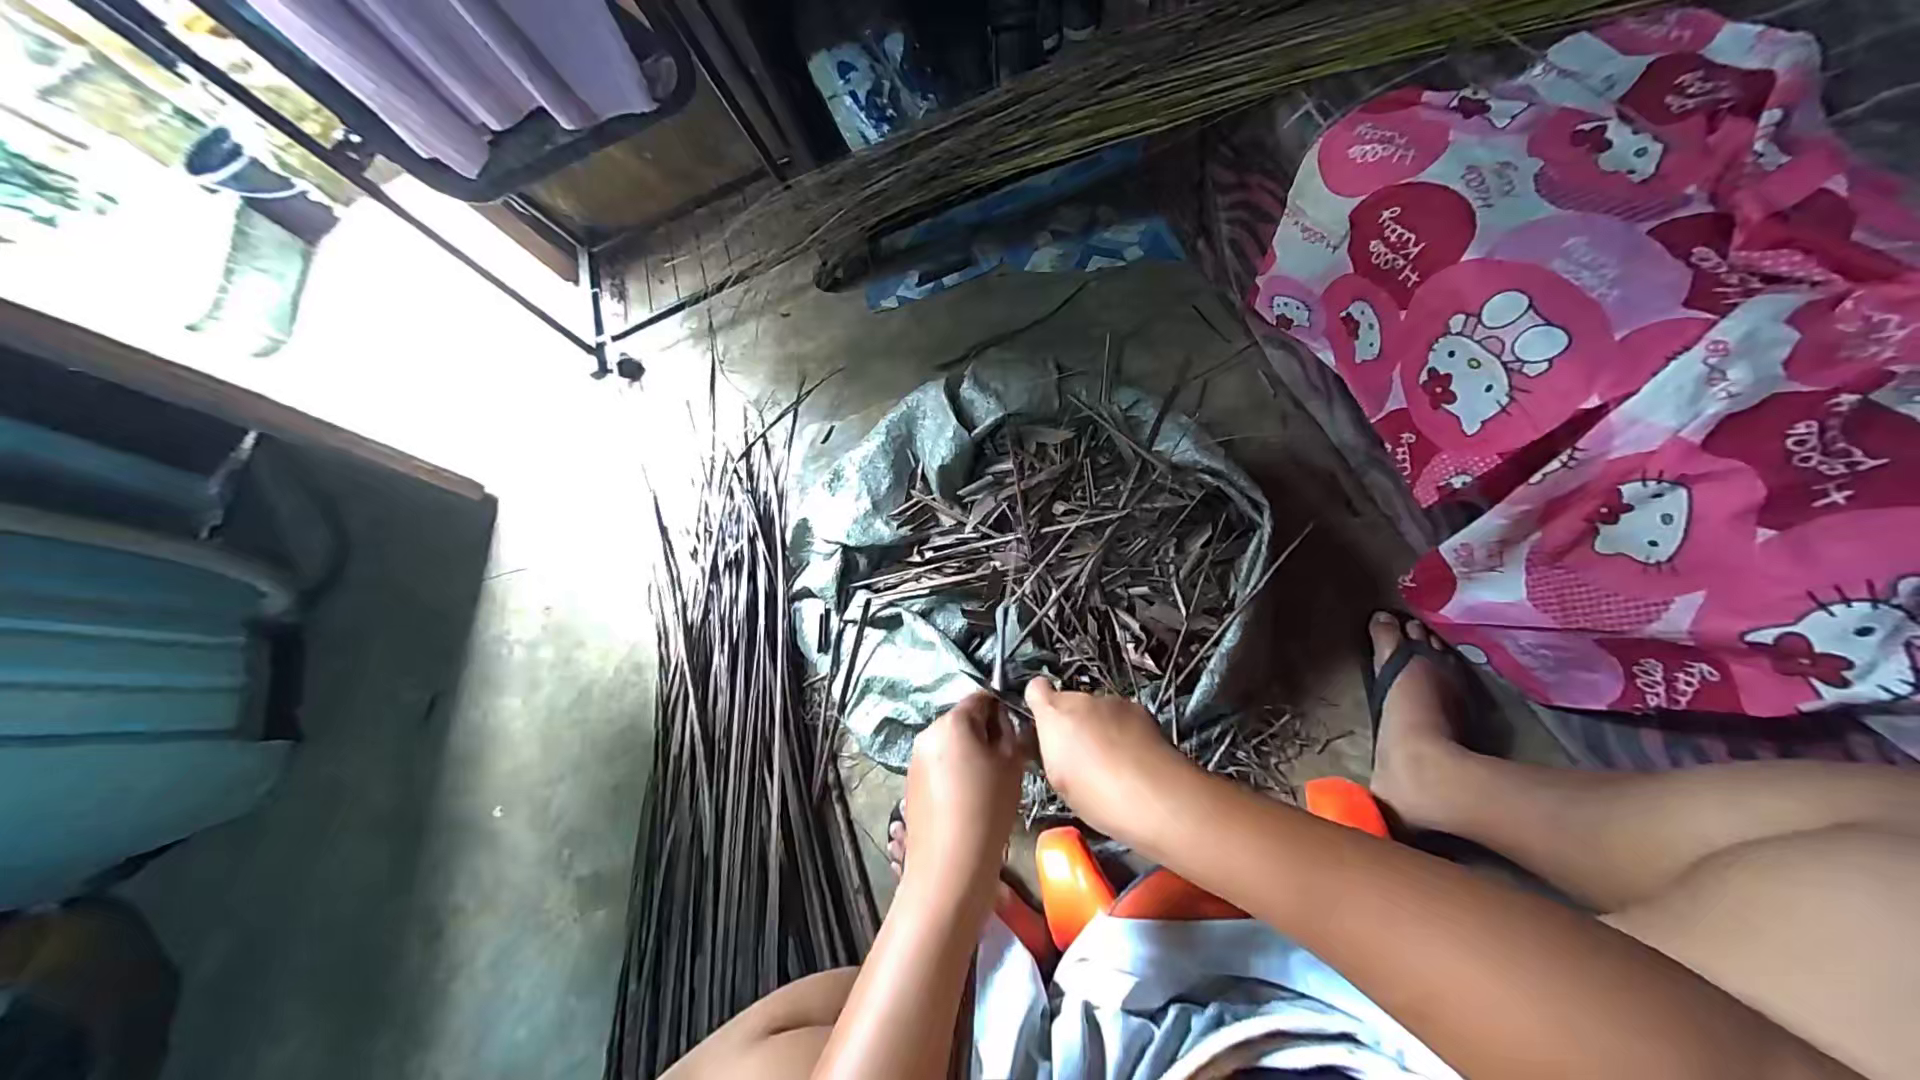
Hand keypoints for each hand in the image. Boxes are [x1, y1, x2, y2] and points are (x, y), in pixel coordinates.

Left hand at [903, 691, 1023, 901]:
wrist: (951, 867)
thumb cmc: (988, 809)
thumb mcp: (1012, 764)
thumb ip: (1009, 732)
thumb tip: (1002, 720)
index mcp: (951, 722)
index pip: (980, 698)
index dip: (1001, 710)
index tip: (1015, 732)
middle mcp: (927, 734)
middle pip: (962, 721)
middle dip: (983, 734)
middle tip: (1004, 761)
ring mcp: (915, 759)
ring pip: (950, 744)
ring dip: (968, 754)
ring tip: (987, 785)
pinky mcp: (911, 784)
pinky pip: (938, 766)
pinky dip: (954, 774)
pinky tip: (968, 800)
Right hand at [1024, 677, 1191, 838]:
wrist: (1156, 795)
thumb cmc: (1097, 795)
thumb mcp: (1059, 780)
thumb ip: (1053, 751)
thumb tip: (1058, 746)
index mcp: (1054, 715)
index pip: (1036, 689)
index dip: (1039, 703)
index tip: (1045, 723)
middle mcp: (1082, 701)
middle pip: (1070, 703)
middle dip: (1074, 723)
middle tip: (1082, 757)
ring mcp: (1114, 702)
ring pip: (1098, 710)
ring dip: (1100, 727)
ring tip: (1112, 763)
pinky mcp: (1141, 711)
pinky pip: (1122, 717)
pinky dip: (1124, 731)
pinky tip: (1133, 760)